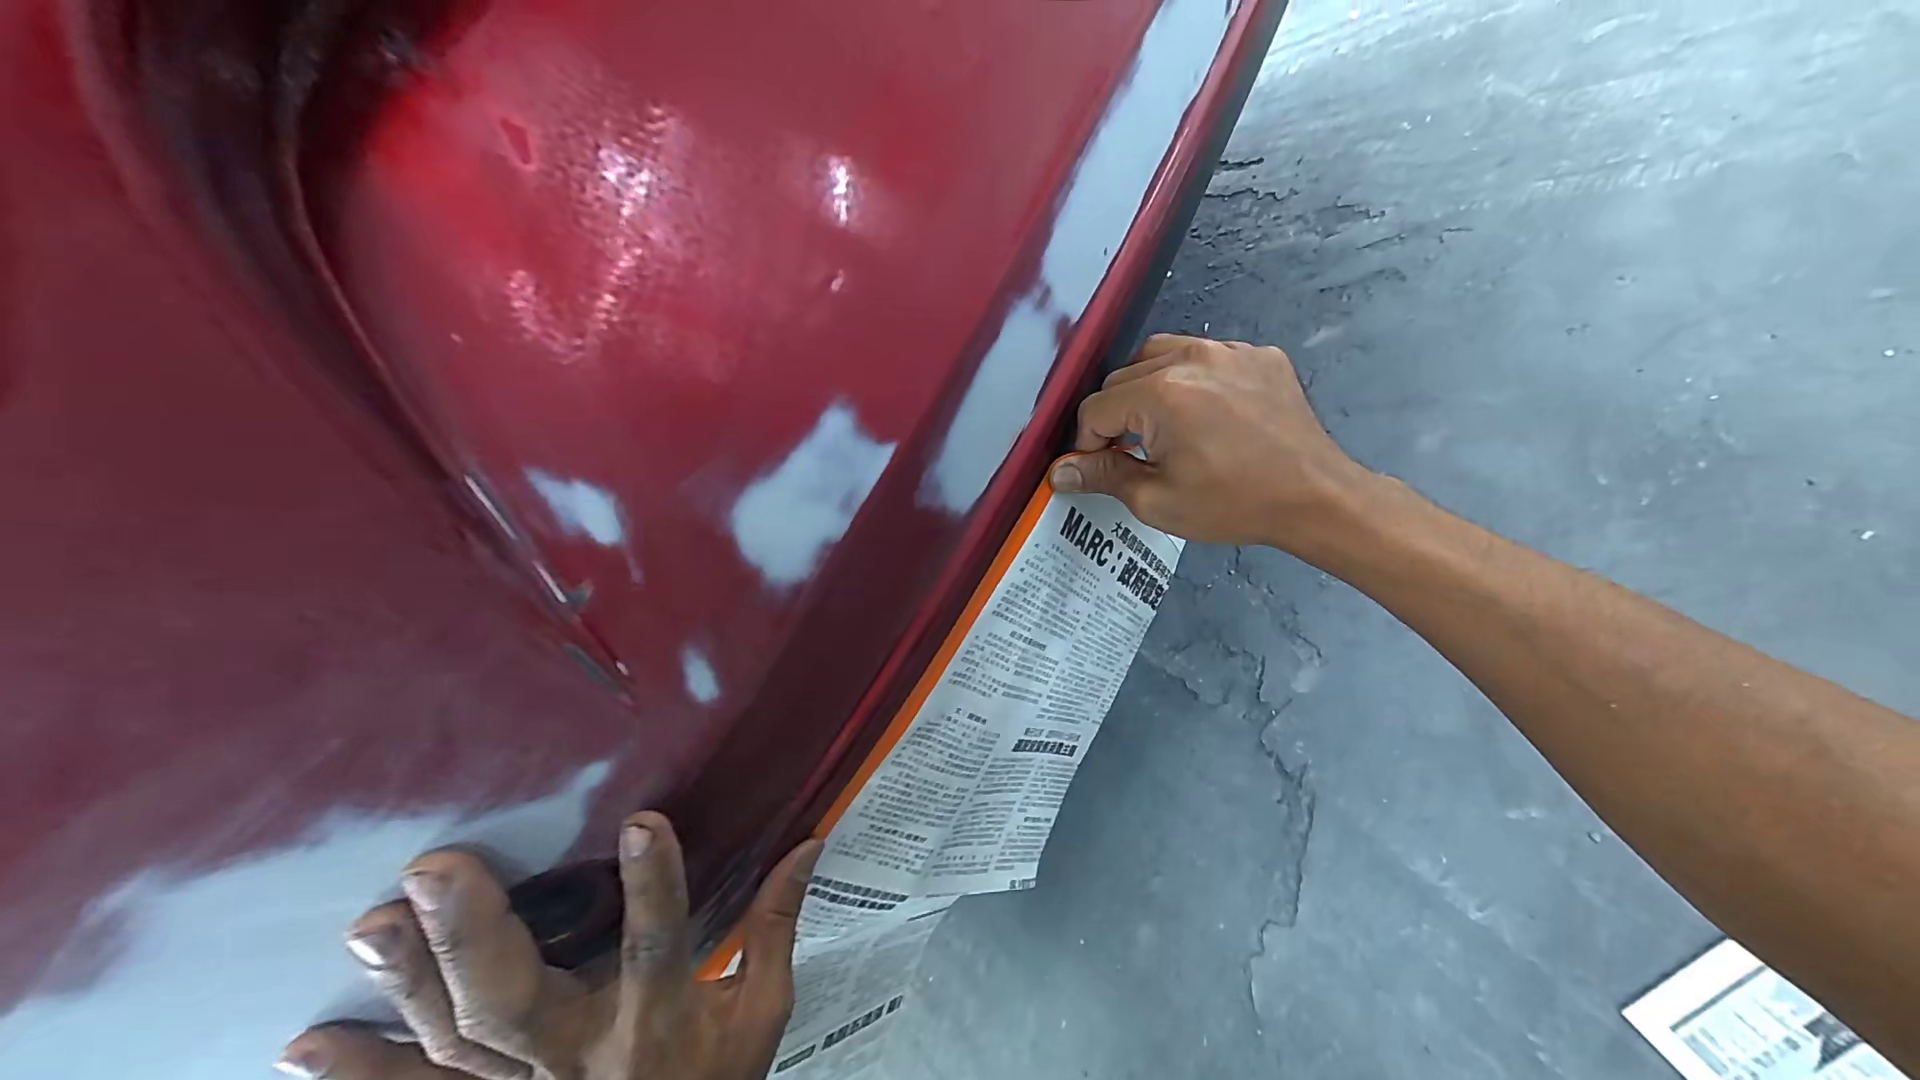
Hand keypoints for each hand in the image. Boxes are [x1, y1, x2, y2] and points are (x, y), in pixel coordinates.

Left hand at [278, 813, 822, 1079]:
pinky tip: (308, 1043)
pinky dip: (361, 1077)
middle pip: (519, 1004)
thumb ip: (777, 924)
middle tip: (438, 871)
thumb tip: (810, 843)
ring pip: (456, 1041)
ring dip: (411, 985)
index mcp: (658, 1024)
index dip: (654, 887)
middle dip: (476, 938)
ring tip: (374, 922)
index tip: (643, 821)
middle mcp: (579, 1059)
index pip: (660, 947)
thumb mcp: (763, 1011)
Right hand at [1049, 334, 1373, 551]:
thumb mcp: (1157, 500)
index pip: (1095, 409)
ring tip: (1162, 429)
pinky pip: (1203, 356)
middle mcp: (1192, 357)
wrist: (1315, 497)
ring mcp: (1230, 350)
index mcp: (1161, 394)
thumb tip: (1061, 471)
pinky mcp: (1258, 354)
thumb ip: (1103, 476)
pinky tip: (1205, 414)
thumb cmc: (1233, 504)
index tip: (1104, 468)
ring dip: (1146, 390)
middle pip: (1122, 379)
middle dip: (1116, 417)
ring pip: (1158, 356)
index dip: (1088, 444)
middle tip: (1134, 455)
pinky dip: (1190, 380)